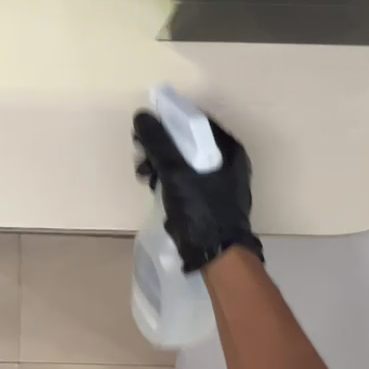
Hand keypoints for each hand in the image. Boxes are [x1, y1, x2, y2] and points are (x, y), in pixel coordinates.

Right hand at [134, 109, 262, 271]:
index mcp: (228, 149)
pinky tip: (150, 185)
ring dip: (157, 163)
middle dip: (159, 145)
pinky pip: (180, 179)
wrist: (214, 252)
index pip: (196, 121)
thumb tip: (141, 116)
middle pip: (186, 141)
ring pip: (180, 160)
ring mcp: (215, 181)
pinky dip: (164, 179)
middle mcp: (225, 161)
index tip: (146, 127)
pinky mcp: (203, 198)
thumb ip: (158, 142)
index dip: (169, 120)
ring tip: (142, 173)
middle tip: (140, 152)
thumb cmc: (201, 208)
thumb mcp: (176, 171)